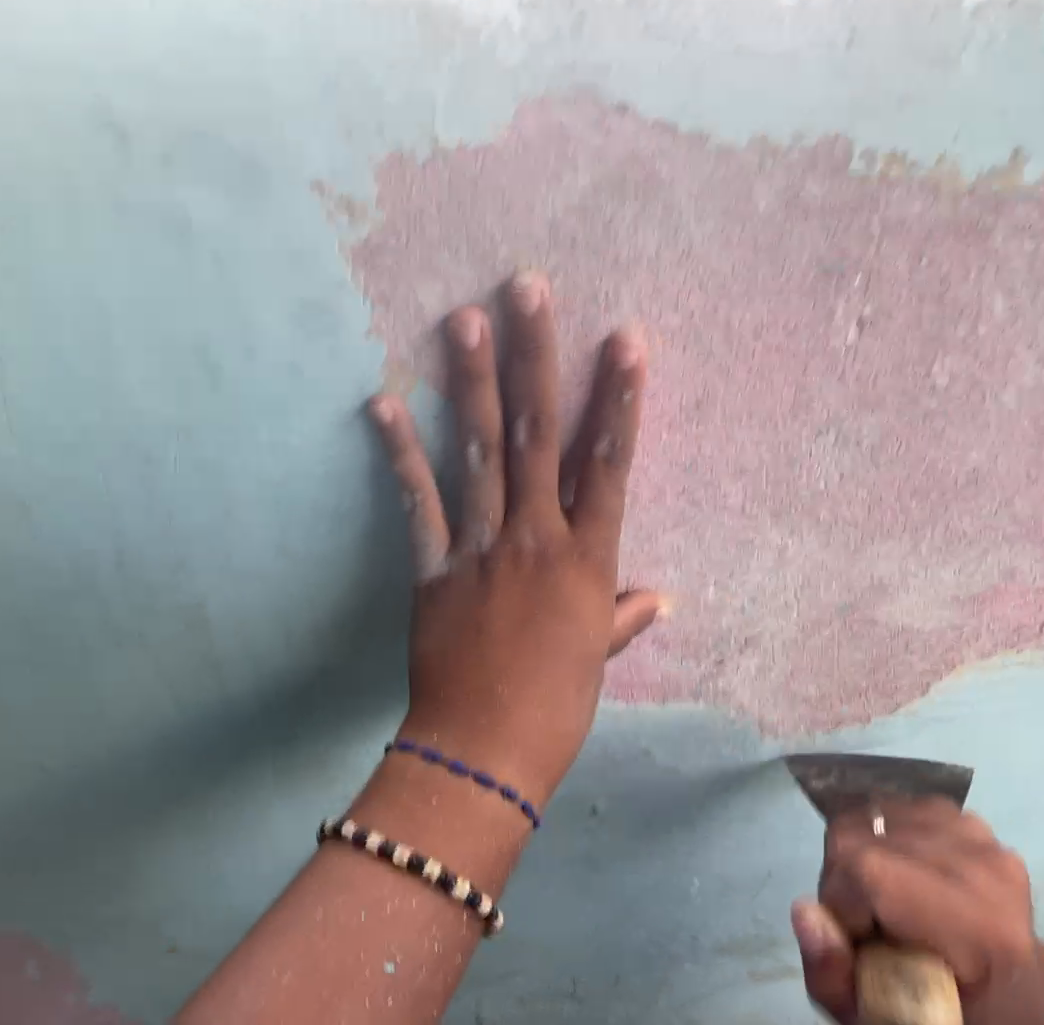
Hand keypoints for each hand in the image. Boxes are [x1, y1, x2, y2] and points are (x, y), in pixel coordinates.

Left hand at [367, 271, 662, 800]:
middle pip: (542, 435)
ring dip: (473, 380)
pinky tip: (381, 401)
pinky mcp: (434, 568)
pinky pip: (419, 503)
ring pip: (482, 451)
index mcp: (590, 560)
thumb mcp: (598, 657)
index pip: (611, 463)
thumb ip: (624, 617)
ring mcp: (484, 548)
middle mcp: (540, 538)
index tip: (625, 339)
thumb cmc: (557, 708)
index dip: (619, 398)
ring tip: (464, 317)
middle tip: (527, 288)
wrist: (487, 755)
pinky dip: (399, 454)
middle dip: (537, 356)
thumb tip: (661, 599)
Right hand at [793, 800, 1039, 1024]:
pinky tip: (904, 871)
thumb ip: (831, 973)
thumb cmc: (933, 1009)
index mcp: (976, 927)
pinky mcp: (978, 822)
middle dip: (846, 871)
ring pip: (880, 813)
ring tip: (885, 896)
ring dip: (865, 850)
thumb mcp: (870, 1015)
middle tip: (864, 919)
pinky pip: (903, 808)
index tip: (854, 937)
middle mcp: (987, 868)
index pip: (867, 867)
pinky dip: (888, 836)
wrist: (1003, 992)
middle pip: (867, 831)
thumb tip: (805, 910)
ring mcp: (985, 837)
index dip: (839, 896)